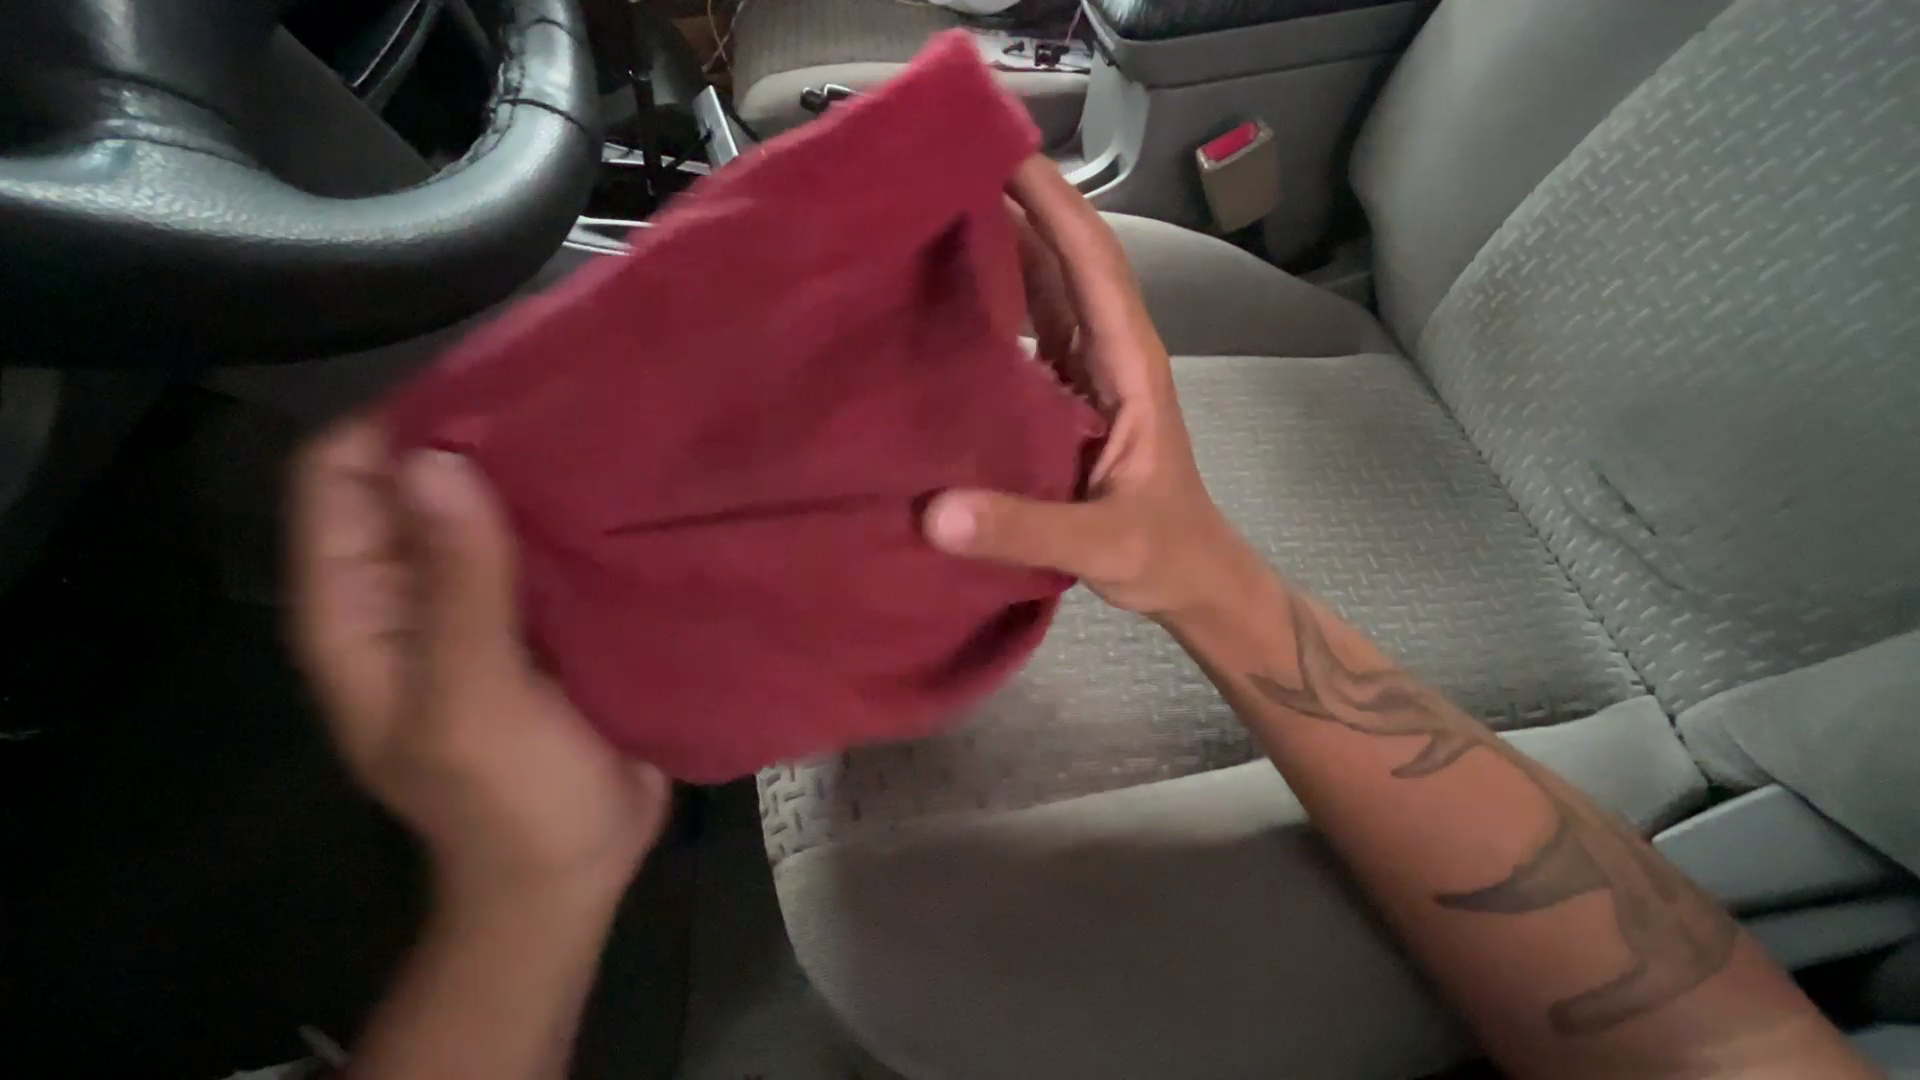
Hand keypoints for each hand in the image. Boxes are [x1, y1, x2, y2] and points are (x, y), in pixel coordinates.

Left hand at [288, 421, 671, 902]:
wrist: (575, 870)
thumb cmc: (509, 802)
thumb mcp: (471, 703)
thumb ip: (459, 592)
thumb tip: (439, 461)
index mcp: (361, 610)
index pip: (338, 478)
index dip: (395, 421)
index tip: (488, 382)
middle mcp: (413, 593)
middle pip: (419, 484)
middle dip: (478, 436)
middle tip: (564, 396)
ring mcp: (483, 606)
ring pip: (492, 511)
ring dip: (534, 474)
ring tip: (605, 429)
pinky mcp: (546, 620)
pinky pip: (549, 548)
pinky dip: (576, 517)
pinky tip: (629, 492)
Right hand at [932, 157, 1261, 619]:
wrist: (1189, 579)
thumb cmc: (1164, 554)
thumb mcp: (1102, 544)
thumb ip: (1025, 529)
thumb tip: (936, 514)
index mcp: (1130, 367)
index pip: (1093, 265)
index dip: (1052, 205)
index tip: (999, 153)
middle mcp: (1111, 356)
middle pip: (1066, 263)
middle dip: (1019, 210)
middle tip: (946, 173)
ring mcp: (1090, 377)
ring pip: (1048, 294)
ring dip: (1007, 250)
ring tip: (939, 216)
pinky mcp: (1067, 403)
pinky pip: (1030, 338)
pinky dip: (998, 309)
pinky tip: (952, 303)